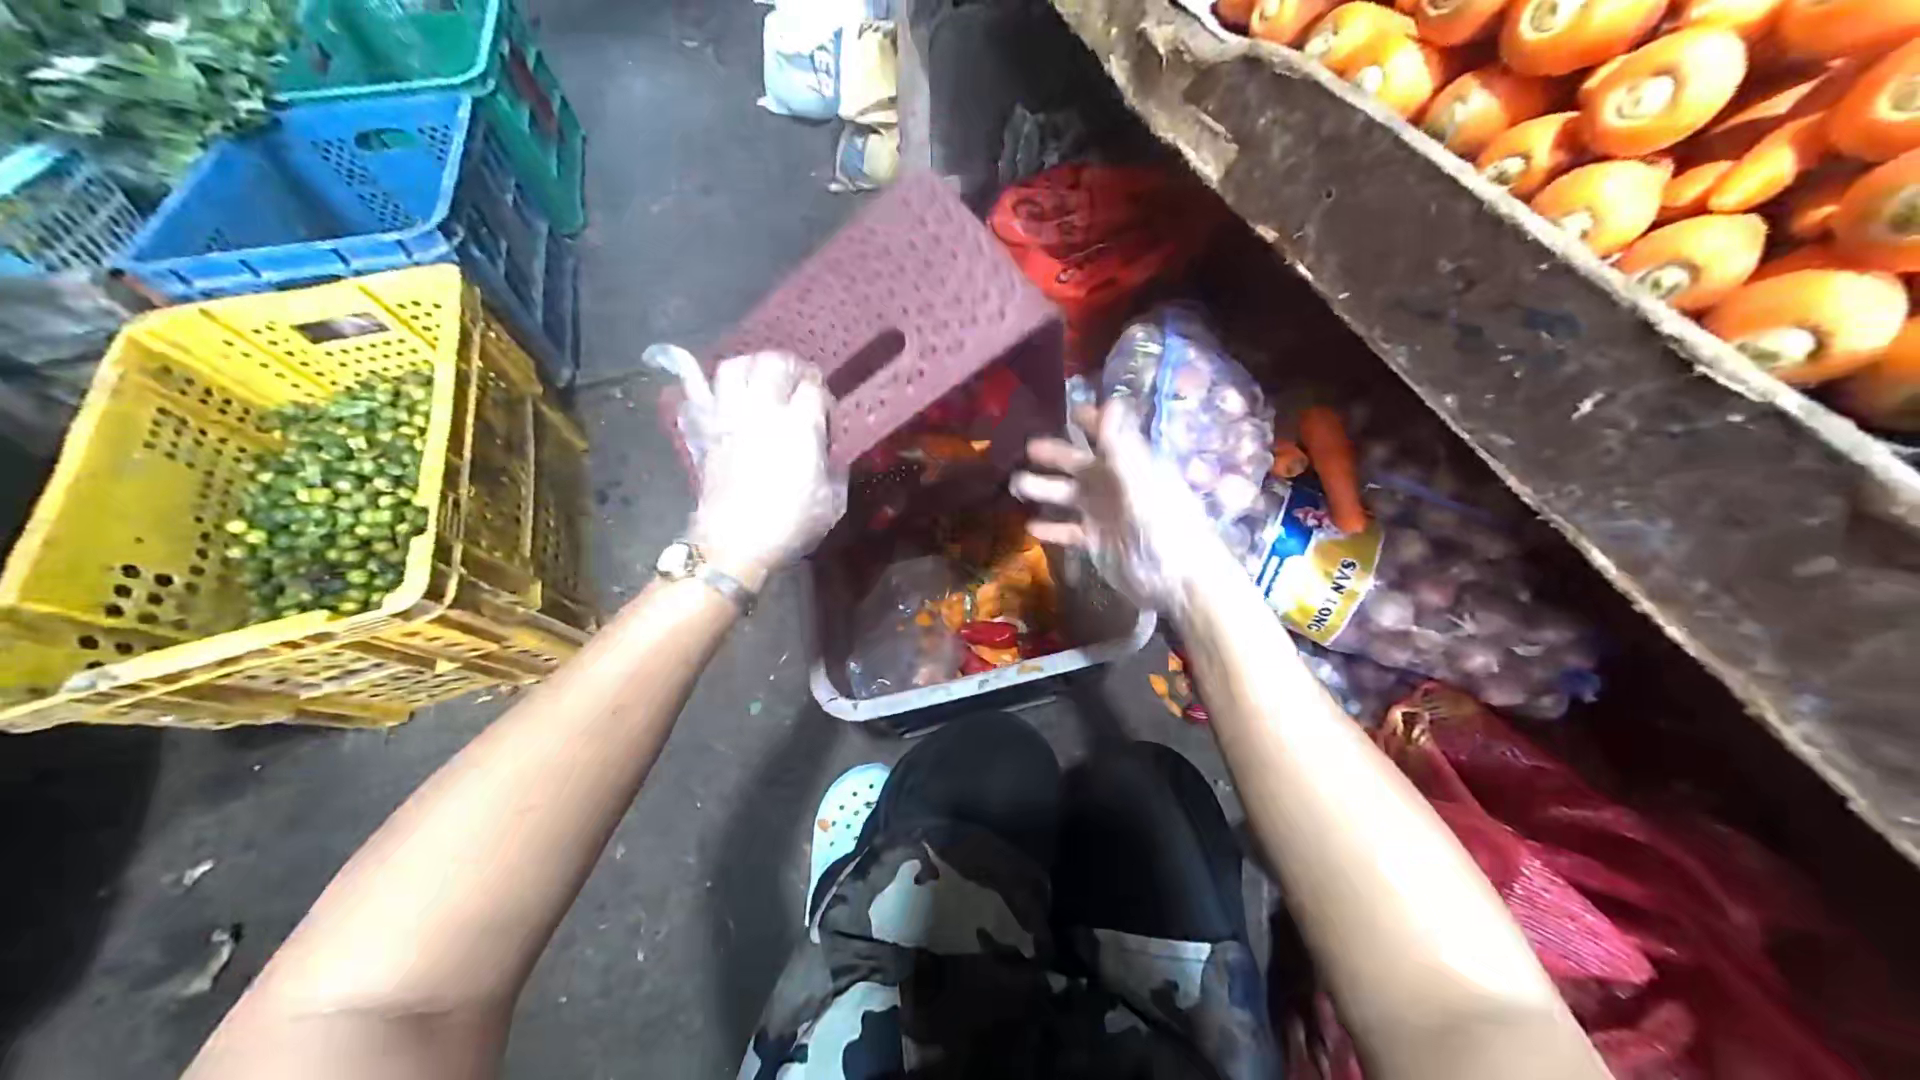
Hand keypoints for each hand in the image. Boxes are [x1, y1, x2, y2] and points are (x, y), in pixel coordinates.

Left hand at [683, 352, 846, 587]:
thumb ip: (835, 467)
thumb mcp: (832, 501)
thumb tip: (830, 453)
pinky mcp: (704, 431)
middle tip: (799, 383)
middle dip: (792, 367)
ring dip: (751, 366)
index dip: (822, 396)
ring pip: (734, 367)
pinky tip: (716, 392)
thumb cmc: (790, 526)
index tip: (825, 413)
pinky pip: (696, 393)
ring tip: (762, 379)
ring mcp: (728, 417)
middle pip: (774, 363)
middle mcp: (761, 411)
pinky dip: (701, 384)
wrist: (733, 545)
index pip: (813, 388)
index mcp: (799, 426)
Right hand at [1011, 401, 1238, 617]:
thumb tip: (1110, 402)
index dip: (1090, 422)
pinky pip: (1068, 529)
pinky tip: (1031, 526)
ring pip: (1068, 495)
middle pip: (1079, 464)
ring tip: (1017, 486)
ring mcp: (1103, 513)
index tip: (1068, 412)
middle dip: (1054, 455)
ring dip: (1044, 488)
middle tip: (1028, 449)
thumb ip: (1120, 447)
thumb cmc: (1164, 527)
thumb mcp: (1140, 485)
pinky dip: (1051, 527)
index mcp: (1129, 466)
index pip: (1108, 435)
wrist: (1177, 581)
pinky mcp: (1095, 541)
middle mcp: (1113, 485)